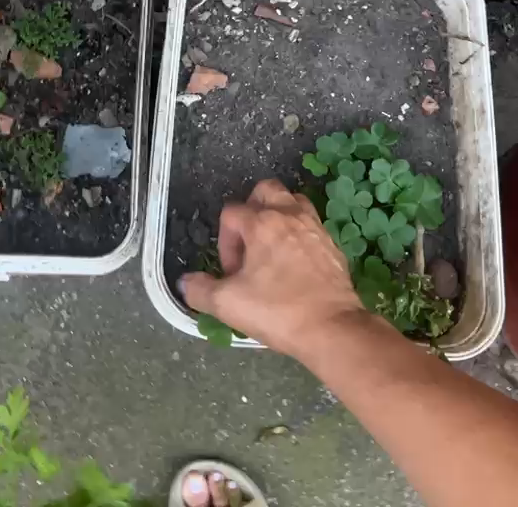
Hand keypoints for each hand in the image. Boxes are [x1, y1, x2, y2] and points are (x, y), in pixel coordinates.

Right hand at [179, 179, 367, 360]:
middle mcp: (288, 216)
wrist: (332, 328)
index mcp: (261, 223)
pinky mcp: (331, 244)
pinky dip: (299, 234)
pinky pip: (311, 225)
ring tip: (271, 245)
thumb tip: (185, 283)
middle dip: (251, 209)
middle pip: (265, 190)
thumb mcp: (228, 304)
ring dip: (278, 215)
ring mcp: (313, 227)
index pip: (231, 213)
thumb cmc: (278, 311)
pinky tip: (294, 262)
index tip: (231, 273)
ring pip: (293, 201)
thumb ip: (200, 290)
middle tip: (248, 242)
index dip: (224, 241)